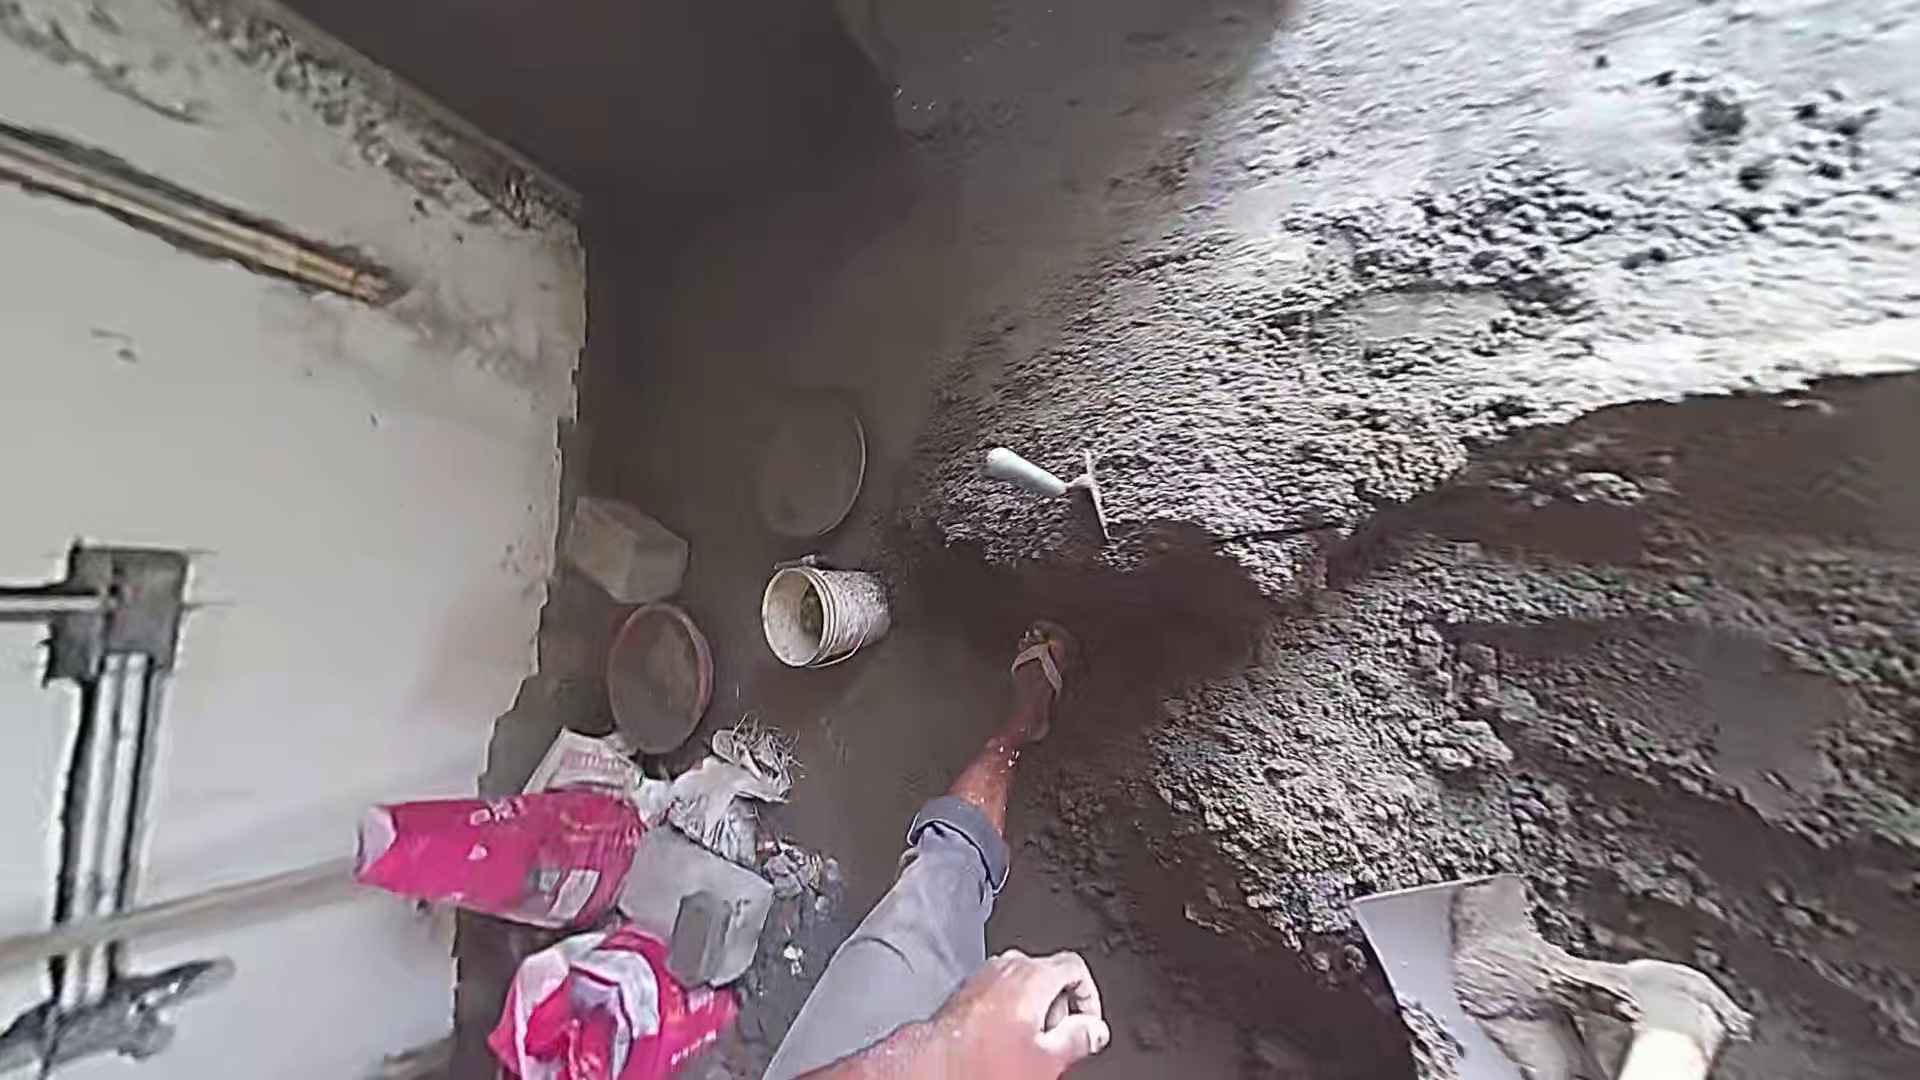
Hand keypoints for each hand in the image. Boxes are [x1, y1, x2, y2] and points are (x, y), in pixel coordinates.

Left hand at [928, 950, 1109, 1077]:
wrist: (940, 1063)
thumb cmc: (986, 1061)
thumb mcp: (1046, 1059)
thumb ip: (1078, 1038)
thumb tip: (1095, 1029)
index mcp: (1032, 974)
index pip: (1075, 966)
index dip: (1089, 997)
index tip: (1088, 1025)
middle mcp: (1010, 964)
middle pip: (1051, 973)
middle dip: (1061, 1007)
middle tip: (1056, 1042)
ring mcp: (989, 971)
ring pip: (1027, 981)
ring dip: (1037, 1009)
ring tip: (1029, 1045)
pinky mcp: (973, 984)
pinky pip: (1005, 987)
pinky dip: (1014, 1007)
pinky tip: (1006, 1038)